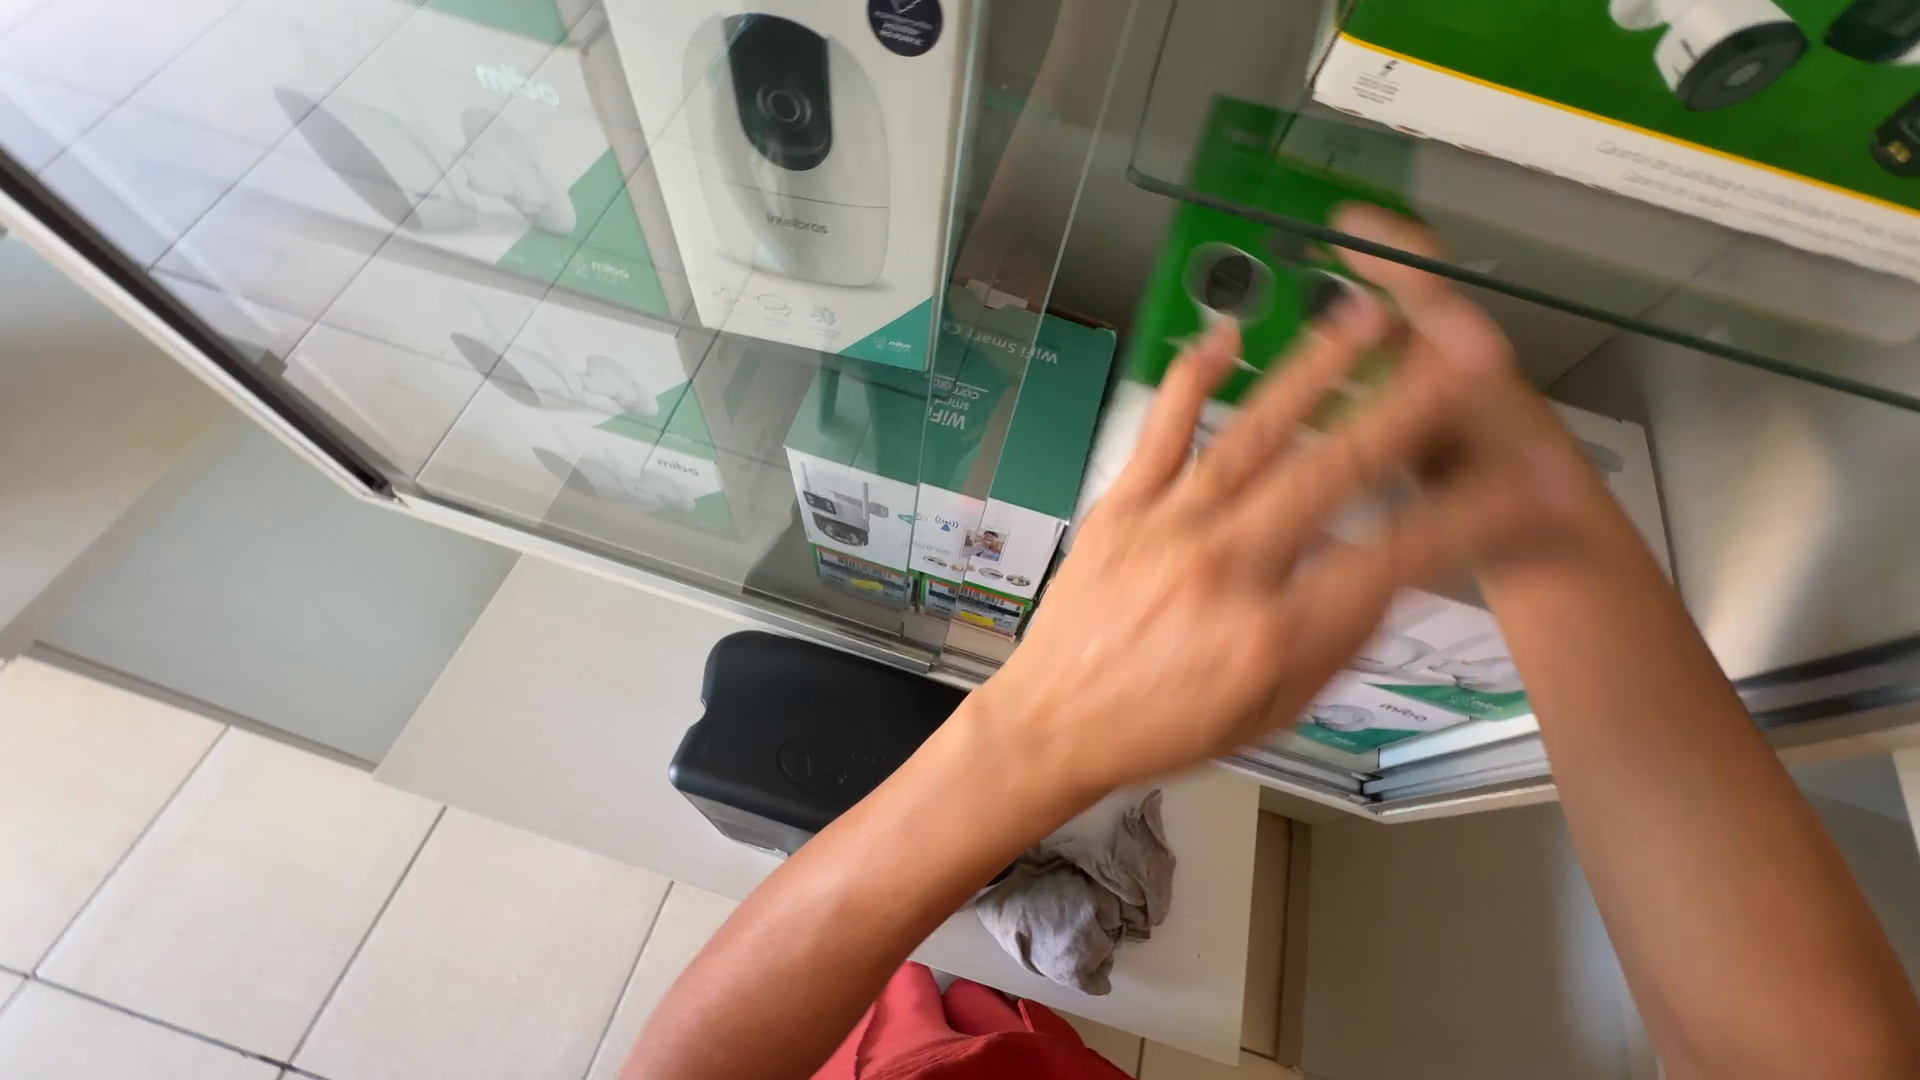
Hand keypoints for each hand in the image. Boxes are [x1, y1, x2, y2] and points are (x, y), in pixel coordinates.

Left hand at [972, 206, 1604, 793]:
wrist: (1053, 724)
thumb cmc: (1160, 730)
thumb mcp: (1268, 714)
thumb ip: (1332, 644)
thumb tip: (1384, 576)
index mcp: (1274, 632)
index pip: (1399, 557)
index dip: (1479, 516)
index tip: (1533, 482)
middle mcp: (1226, 566)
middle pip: (1333, 471)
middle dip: (1411, 404)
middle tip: (1467, 350)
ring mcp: (1167, 526)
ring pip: (1252, 434)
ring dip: (1314, 370)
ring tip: (1364, 314)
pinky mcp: (1118, 508)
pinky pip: (1159, 432)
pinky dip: (1191, 381)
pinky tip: (1224, 337)